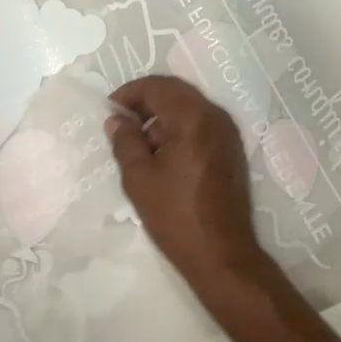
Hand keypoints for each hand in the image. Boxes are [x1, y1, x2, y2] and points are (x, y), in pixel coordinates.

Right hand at [106, 75, 264, 283]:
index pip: (157, 86)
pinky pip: (201, 122)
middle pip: (175, 91)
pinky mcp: (231, 147)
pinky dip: (180, 126)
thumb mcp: (139, 180)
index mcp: (192, 117)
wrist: (223, 255)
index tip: (109, 110)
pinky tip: (163, 152)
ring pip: (189, 105)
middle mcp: (214, 115)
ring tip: (139, 140)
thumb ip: (126, 142)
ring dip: (163, 113)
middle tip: (121, 121)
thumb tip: (117, 120)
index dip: (130, 93)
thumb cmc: (176, 217)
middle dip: (146, 100)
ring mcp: (227, 131)